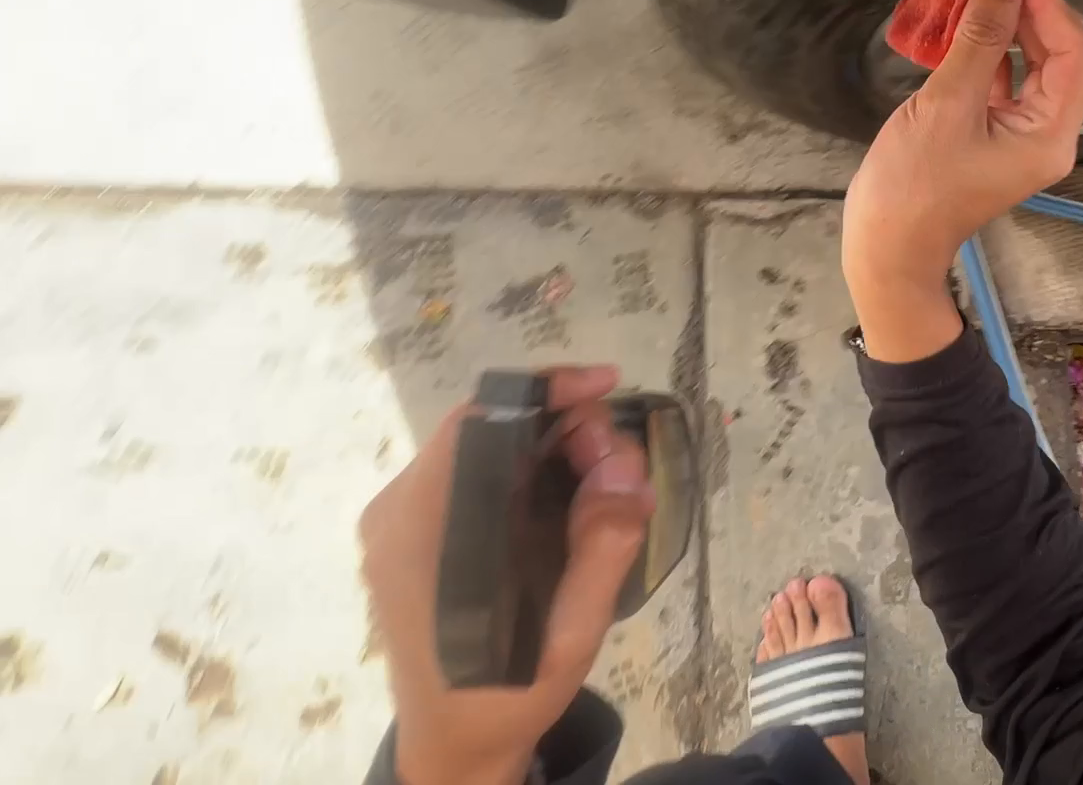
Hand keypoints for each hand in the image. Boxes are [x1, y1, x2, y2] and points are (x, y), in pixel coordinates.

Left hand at [358, 366, 654, 784]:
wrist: (458, 745)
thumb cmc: (507, 694)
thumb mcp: (570, 634)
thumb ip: (600, 550)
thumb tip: (625, 471)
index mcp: (424, 528)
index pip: (479, 420)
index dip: (547, 390)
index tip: (610, 385)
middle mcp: (407, 509)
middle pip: (499, 425)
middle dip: (575, 430)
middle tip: (622, 474)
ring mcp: (416, 516)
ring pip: (504, 443)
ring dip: (568, 450)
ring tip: (612, 494)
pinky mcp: (434, 526)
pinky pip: (498, 467)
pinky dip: (550, 467)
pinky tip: (584, 500)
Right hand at [842, 0, 1082, 358]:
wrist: (886, 246)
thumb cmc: (913, 186)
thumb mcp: (947, 104)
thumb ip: (980, 37)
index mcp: (1050, 135)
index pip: (1076, 53)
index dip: (1050, 3)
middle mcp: (1048, 133)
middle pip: (1058, 53)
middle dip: (1028, 7)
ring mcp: (1021, 134)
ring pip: (1029, 62)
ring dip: (1005, 22)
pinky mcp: (994, 132)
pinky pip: (1003, 79)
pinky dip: (985, 48)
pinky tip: (961, 20)